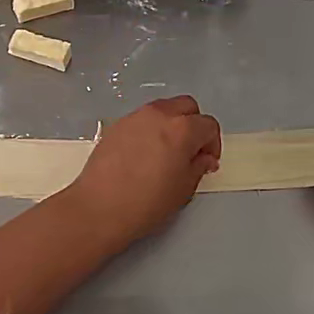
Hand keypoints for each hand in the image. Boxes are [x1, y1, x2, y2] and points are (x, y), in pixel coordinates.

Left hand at [60, 96, 221, 240]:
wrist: (100, 207)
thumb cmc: (147, 202)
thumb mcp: (184, 189)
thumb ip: (198, 167)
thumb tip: (203, 158)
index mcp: (182, 129)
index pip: (208, 125)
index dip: (213, 144)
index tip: (207, 162)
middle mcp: (160, 115)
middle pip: (187, 106)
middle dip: (194, 125)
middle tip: (191, 151)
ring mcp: (135, 117)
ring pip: (163, 109)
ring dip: (171, 124)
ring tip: (166, 152)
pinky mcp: (117, 125)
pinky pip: (142, 120)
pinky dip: (150, 129)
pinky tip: (144, 154)